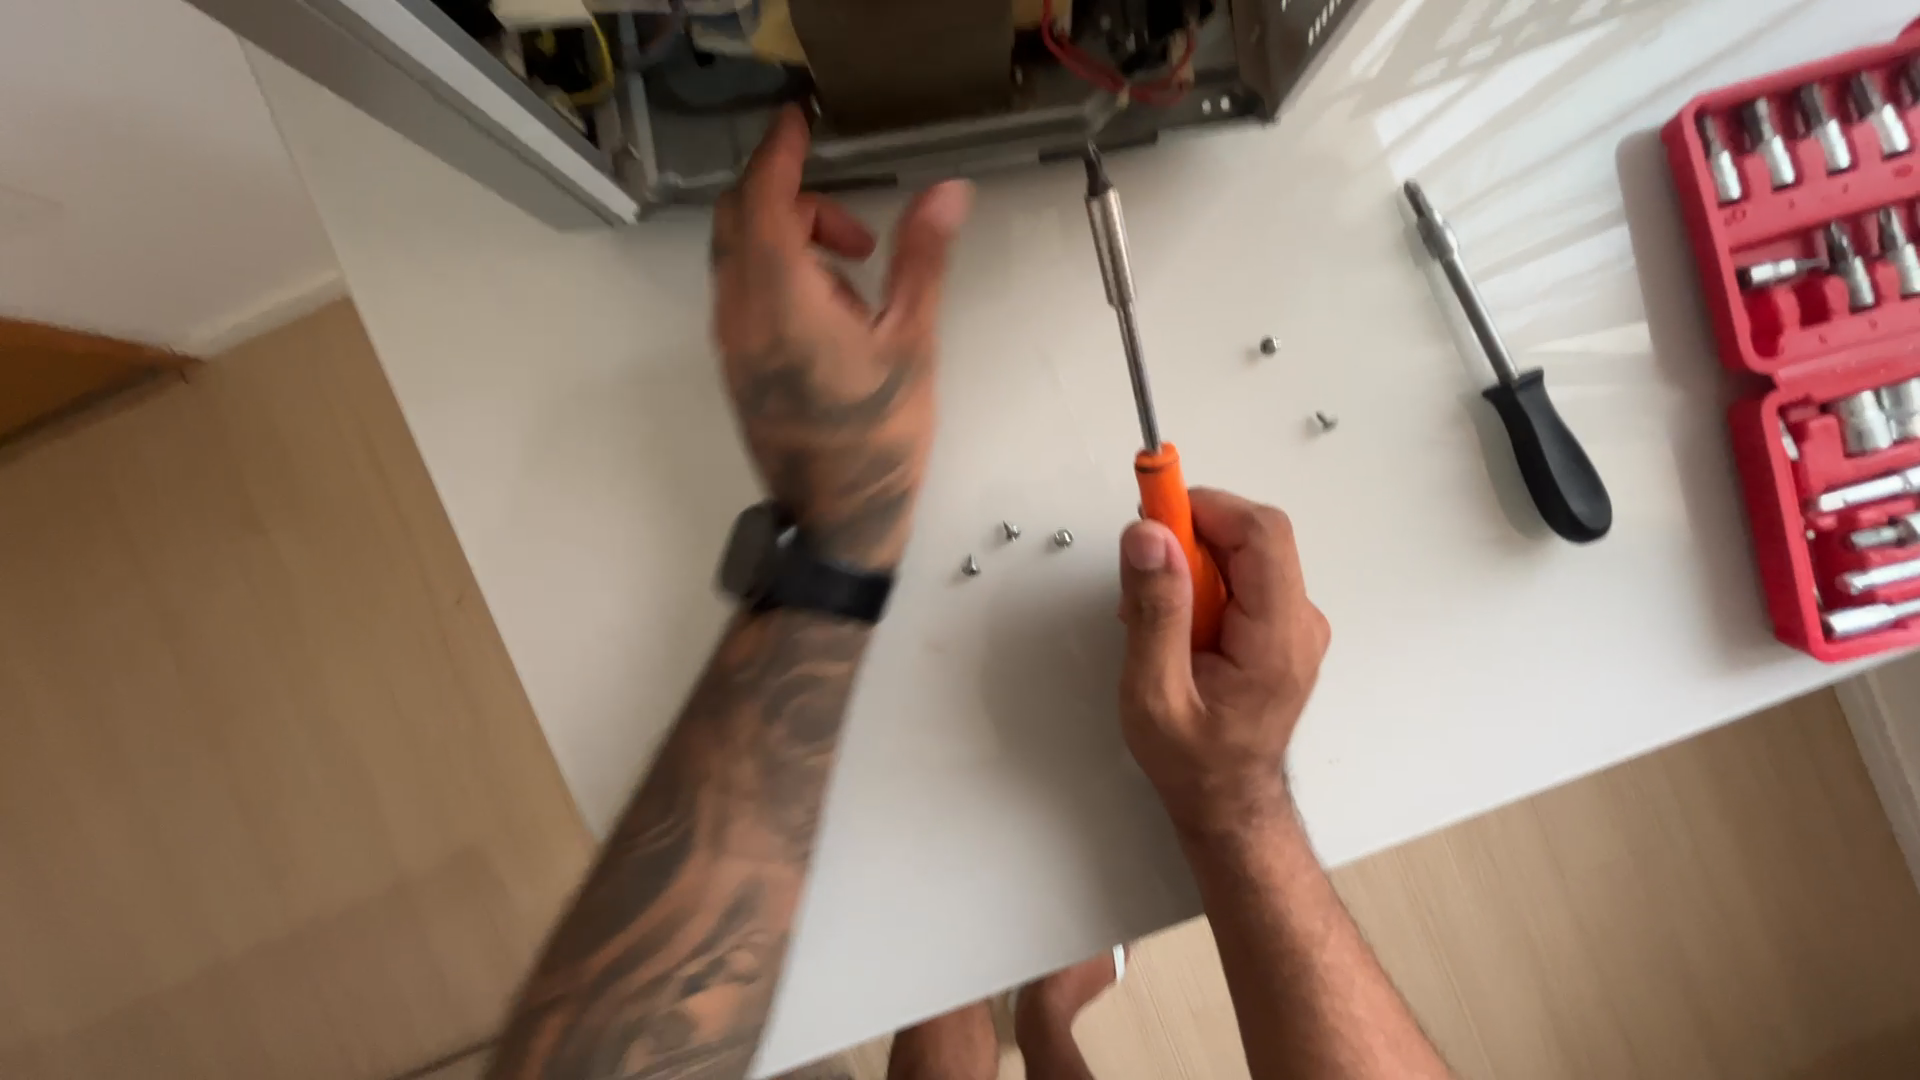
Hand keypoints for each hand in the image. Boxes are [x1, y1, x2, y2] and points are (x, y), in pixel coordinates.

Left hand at [711, 106, 973, 570]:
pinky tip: (829, 315)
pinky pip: (742, 296)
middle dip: (792, 201)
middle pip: (741, 222)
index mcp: (783, 303)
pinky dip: (777, 278)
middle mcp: (740, 317)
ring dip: (787, 243)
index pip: (763, 200)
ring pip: (739, 259)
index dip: (779, 154)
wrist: (840, 518)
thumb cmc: (882, 437)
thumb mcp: (913, 345)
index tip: (800, 124)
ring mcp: (731, 346)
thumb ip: (921, 261)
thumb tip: (948, 192)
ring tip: (855, 284)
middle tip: (854, 231)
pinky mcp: (737, 368)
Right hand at [1117, 489, 1330, 837]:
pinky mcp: (1277, 627)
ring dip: (1187, 562)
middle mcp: (1299, 621)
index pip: (1260, 534)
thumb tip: (1149, 535)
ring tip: (1149, 613)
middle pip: (1251, 537)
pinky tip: (1172, 624)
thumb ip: (1154, 611)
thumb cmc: (1192, 760)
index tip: (1151, 508)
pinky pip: (1239, 577)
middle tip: (1139, 570)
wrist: (1227, 801)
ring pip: (1241, 554)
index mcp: (1278, 637)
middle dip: (1188, 535)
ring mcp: (1292, 623)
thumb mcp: (1154, 692)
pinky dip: (1198, 582)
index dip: (1205, 506)